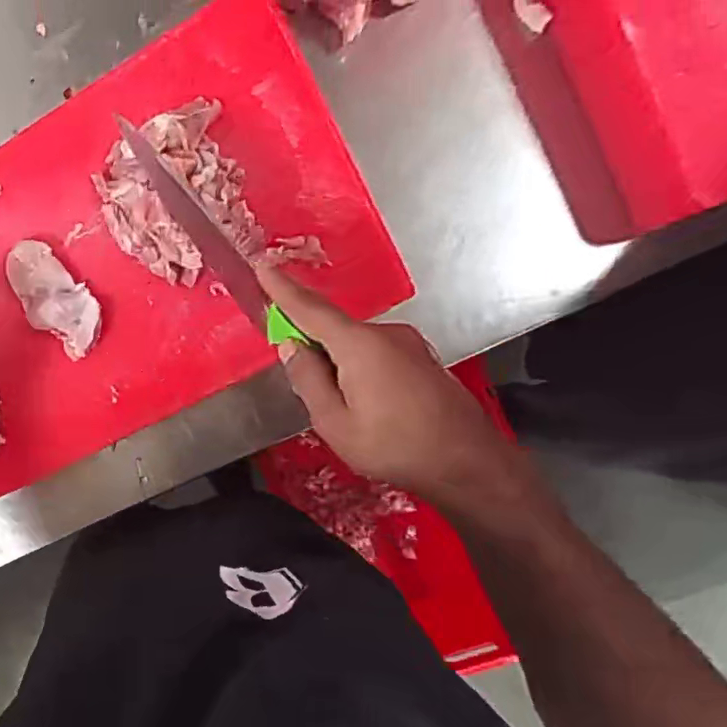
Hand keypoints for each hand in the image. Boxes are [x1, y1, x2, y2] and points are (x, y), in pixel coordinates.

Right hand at [260, 266, 528, 511]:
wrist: (464, 461)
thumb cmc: (392, 446)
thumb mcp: (334, 422)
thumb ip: (308, 380)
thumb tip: (290, 347)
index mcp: (360, 346)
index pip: (312, 310)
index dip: (283, 290)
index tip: (262, 266)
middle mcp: (386, 334)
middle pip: (333, 329)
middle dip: (308, 344)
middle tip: (298, 382)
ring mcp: (407, 344)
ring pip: (353, 345)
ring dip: (333, 364)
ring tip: (334, 407)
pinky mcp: (419, 358)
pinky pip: (372, 354)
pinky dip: (353, 369)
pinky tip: (357, 403)